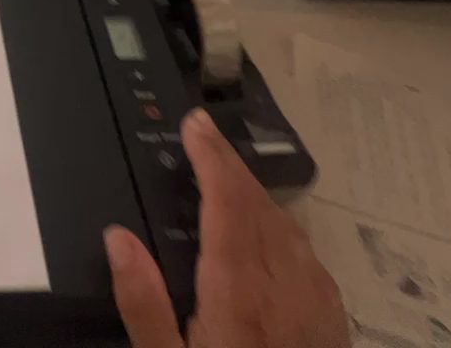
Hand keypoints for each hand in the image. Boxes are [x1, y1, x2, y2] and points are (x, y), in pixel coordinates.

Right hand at [105, 110, 346, 347]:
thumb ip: (142, 303)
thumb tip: (117, 235)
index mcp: (239, 296)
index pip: (228, 204)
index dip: (211, 157)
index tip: (195, 124)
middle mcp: (285, 292)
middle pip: (261, 206)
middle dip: (230, 163)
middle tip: (202, 135)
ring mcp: (317, 311)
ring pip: (289, 229)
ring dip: (257, 192)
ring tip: (227, 175)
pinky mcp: (333, 330)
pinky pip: (309, 259)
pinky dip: (282, 228)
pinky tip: (270, 233)